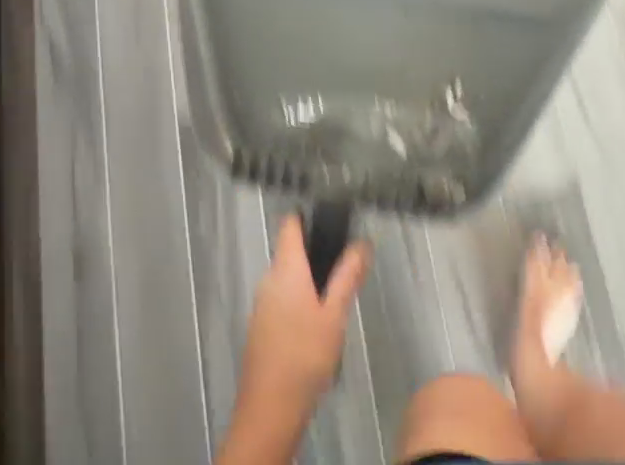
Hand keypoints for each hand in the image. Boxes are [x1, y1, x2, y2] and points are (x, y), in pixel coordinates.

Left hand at [240, 214, 370, 409]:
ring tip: (340, 297)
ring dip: (312, 281)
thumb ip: (347, 276)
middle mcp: (268, 280)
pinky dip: (302, 300)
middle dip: (319, 254)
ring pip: (289, 278)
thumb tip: (362, 242)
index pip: (290, 226)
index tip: (333, 213)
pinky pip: (284, 299)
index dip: (308, 215)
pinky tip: (320, 324)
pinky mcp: (262, 327)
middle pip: (292, 252)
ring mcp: (262, 305)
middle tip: (350, 265)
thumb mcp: (335, 314)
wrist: (269, 410)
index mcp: (285, 271)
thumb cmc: (305, 355)